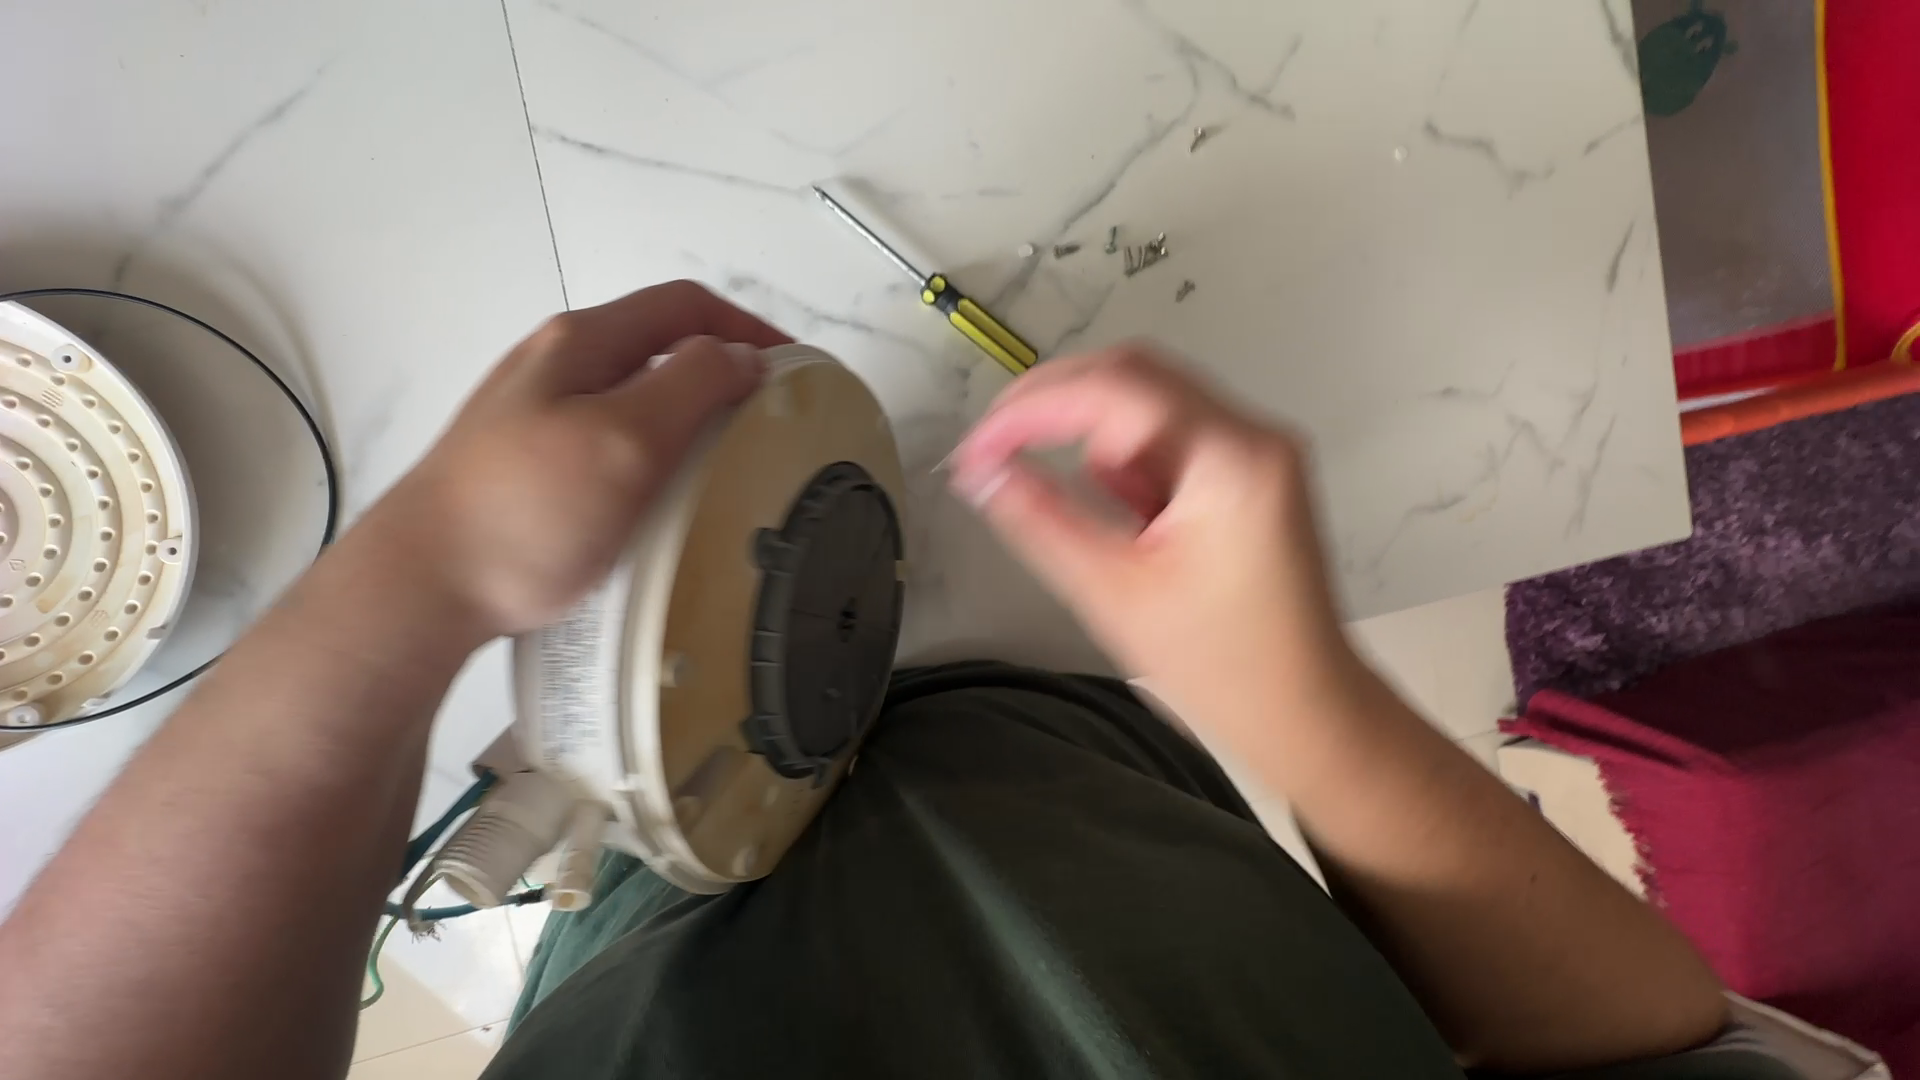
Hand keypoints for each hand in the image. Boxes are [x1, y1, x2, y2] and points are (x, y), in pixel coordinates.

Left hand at [360, 280, 789, 637]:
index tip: (795, 370)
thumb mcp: (625, 439)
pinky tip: (668, 490)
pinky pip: (618, 434)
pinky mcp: (535, 460)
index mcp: (582, 342)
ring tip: (730, 457)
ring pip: (640, 392)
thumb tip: (745, 358)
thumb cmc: (531, 510)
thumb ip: (693, 385)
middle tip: (768, 421)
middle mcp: (559, 364)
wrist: (424, 587)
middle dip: (725, 370)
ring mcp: (541, 412)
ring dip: (694, 410)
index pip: (686, 306)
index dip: (748, 327)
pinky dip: (662, 446)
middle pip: (662, 344)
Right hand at [949, 344, 1361, 722]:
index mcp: (1231, 460)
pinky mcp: (1244, 470)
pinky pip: (1165, 437)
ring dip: (1091, 436)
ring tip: (1085, 511)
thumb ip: (1041, 521)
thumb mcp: (1113, 593)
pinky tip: (1125, 518)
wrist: (1304, 710)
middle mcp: (1252, 435)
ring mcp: (1253, 449)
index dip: (1032, 407)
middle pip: (1133, 375)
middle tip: (994, 444)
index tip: (977, 446)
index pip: (1114, 389)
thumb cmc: (1223, 668)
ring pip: (1146, 401)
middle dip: (1054, 402)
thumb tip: (981, 474)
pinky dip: (1124, 462)